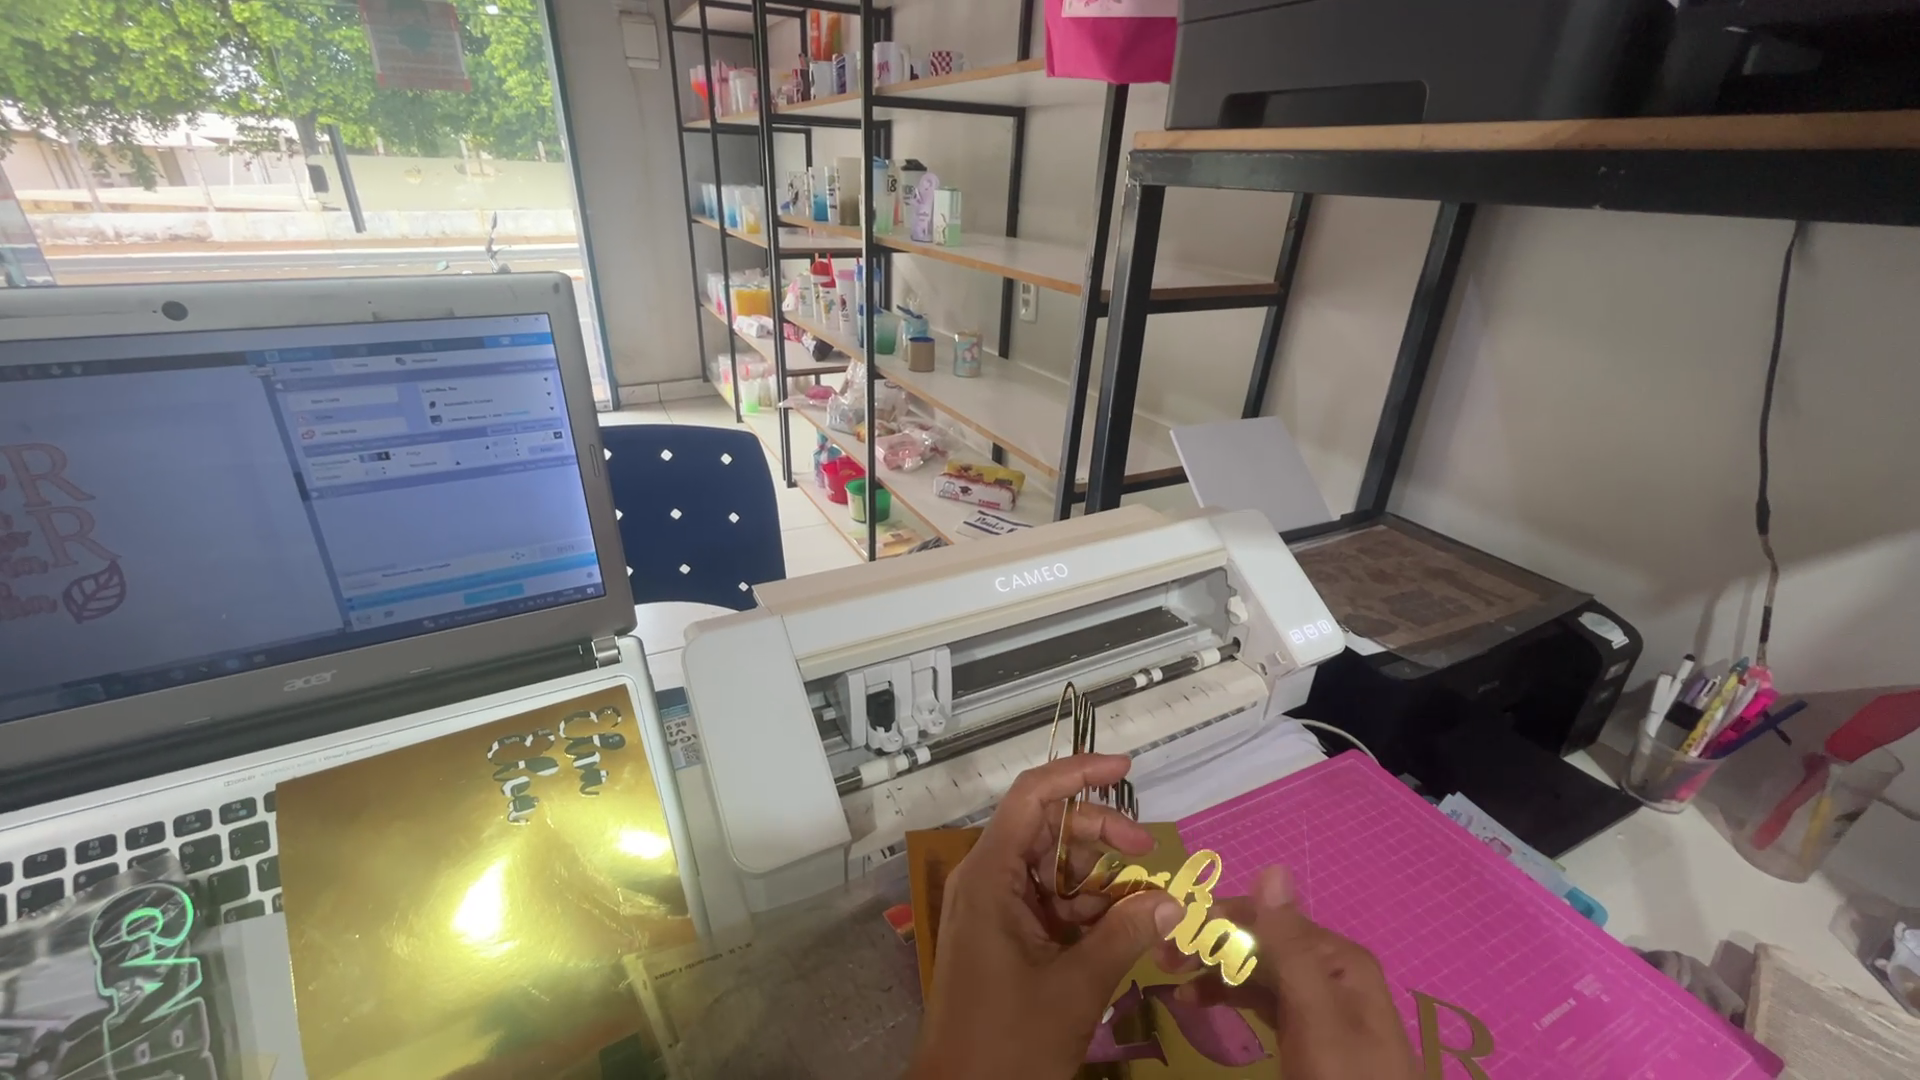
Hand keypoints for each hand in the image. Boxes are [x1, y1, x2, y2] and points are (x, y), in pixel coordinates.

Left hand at [906, 755, 1183, 1079]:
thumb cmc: (1009, 1042)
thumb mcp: (1075, 987)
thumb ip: (1124, 935)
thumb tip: (1171, 899)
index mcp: (990, 874)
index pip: (1031, 796)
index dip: (1076, 772)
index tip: (1123, 767)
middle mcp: (988, 877)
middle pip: (1047, 827)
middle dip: (1098, 832)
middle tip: (1146, 851)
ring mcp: (994, 905)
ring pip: (1051, 864)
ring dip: (1096, 876)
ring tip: (1138, 901)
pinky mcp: (1003, 932)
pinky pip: (1048, 899)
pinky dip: (1083, 906)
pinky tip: (1116, 926)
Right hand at [1162, 866, 1418, 1079]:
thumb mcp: (1315, 1015)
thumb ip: (1290, 944)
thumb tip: (1272, 867)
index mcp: (1336, 957)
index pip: (1264, 917)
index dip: (1215, 921)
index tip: (1167, 931)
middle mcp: (1327, 969)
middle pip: (1257, 940)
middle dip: (1209, 944)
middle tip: (1161, 956)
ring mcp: (1316, 1001)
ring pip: (1254, 968)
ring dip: (1212, 968)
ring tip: (1170, 976)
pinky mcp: (1304, 1030)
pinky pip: (1259, 996)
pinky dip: (1227, 993)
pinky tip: (1197, 999)